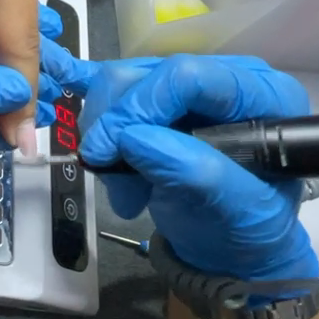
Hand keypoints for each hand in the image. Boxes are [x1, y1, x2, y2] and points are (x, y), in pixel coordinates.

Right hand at [73, 55, 318, 283]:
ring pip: (113, 82)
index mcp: (262, 96)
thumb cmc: (244, 226)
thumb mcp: (239, 211)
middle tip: (111, 174)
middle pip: (140, 76)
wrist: (227, 242)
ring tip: (117, 179)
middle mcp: (220, 78)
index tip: (109, 150)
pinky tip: (56, 78)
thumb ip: (198, 174)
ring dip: (100, 133)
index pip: (187, 77)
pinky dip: (78, 81)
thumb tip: (131, 137)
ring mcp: (179, 84)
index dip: (140, 107)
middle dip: (113, 127)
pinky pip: (101, 77)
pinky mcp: (146, 93)